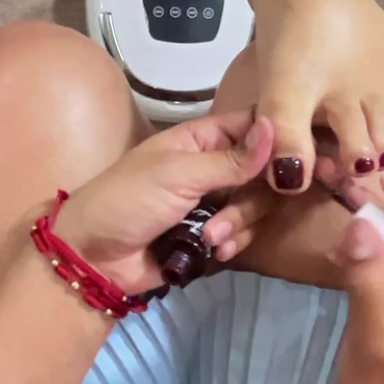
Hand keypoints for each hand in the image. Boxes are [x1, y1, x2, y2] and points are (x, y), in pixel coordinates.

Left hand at [53, 111, 273, 293]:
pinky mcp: (214, 235)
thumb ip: (231, 158)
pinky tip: (216, 252)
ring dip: (239, 224)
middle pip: (263, 171)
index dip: (276, 141)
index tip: (290, 164)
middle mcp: (214, 166)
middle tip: (225, 218)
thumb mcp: (178, 174)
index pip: (253, 127)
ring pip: (257, 206)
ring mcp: (216, 202)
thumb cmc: (128, 201)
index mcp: (202, 139)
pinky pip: (245, 234)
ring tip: (211, 239)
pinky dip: (235, 243)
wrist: (93, 258)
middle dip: (251, 199)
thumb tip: (276, 126)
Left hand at [250, 0, 383, 193]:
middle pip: (383, 140)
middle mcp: (380, 95)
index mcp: (352, 108)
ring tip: (373, 147)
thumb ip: (289, 139)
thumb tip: (295, 186)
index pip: (358, 158)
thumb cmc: (292, 33)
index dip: (344, 174)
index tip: (327, 179)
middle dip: (368, 161)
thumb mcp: (281, 91)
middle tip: (346, 168)